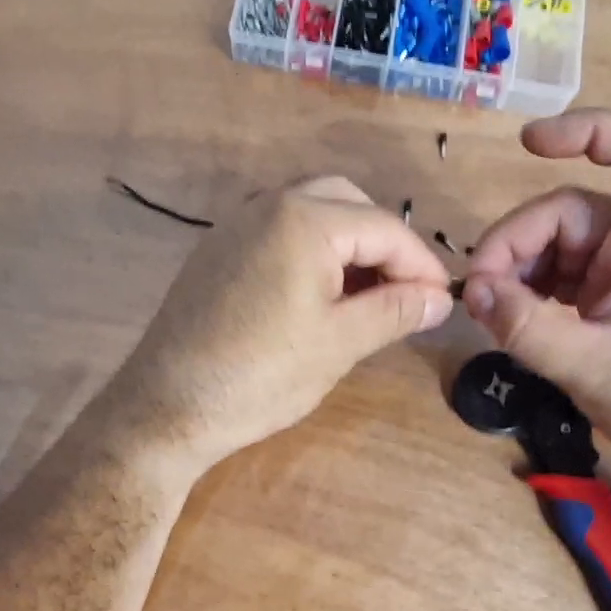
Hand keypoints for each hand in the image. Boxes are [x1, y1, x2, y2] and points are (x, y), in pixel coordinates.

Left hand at [111, 177, 452, 469]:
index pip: (384, 227)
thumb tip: (441, 298)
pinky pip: (278, 234)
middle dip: (384, 244)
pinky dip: (311, 253)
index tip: (443, 301)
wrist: (166, 406)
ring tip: (367, 297)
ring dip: (348, 246)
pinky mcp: (217, 252)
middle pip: (347, 203)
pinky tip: (319, 298)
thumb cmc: (259, 376)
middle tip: (404, 292)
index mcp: (303, 219)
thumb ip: (395, 310)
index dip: (421, 264)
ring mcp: (236, 226)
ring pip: (310, 214)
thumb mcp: (339, 343)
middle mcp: (267, 205)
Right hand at [461, 109, 610, 486]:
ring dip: (517, 270)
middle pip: (570, 209)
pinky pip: (559, 273)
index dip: (589, 130)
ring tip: (491, 313)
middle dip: (518, 242)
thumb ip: (529, 329)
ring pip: (556, 242)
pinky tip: (509, 318)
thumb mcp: (595, 370)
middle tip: (481, 293)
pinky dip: (529, 290)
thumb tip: (473, 292)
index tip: (528, 144)